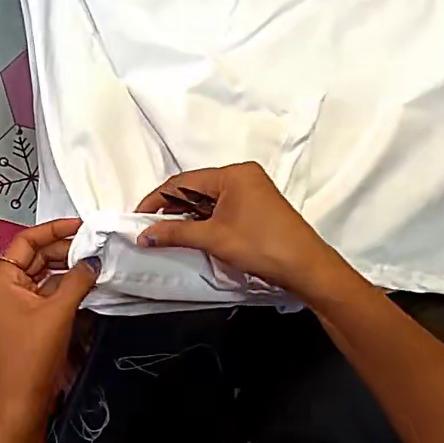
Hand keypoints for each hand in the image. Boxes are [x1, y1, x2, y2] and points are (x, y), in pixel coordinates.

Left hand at [0, 219, 96, 422]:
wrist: (25, 398)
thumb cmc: (33, 354)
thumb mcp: (58, 311)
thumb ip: (77, 280)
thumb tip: (93, 259)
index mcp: (1, 280)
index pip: (27, 241)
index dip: (54, 230)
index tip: (82, 225)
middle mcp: (6, 287)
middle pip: (37, 256)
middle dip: (65, 250)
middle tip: (96, 246)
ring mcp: (18, 303)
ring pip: (45, 274)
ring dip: (68, 268)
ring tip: (96, 261)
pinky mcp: (30, 318)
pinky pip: (49, 292)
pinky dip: (67, 286)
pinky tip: (88, 282)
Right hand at [136, 162, 353, 300]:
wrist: (306, 268)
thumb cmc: (261, 246)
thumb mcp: (213, 238)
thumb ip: (175, 233)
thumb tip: (144, 235)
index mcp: (233, 174)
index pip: (183, 182)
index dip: (156, 199)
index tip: (137, 218)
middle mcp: (242, 176)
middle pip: (194, 189)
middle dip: (170, 208)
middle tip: (149, 228)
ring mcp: (251, 191)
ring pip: (207, 200)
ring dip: (186, 217)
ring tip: (166, 234)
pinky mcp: (256, 208)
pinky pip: (221, 209)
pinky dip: (203, 221)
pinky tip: (191, 235)